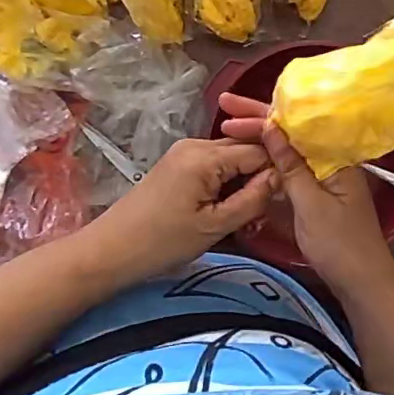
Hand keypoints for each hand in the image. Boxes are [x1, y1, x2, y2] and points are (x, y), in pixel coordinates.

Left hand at [83, 137, 276, 280]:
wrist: (111, 250)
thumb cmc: (163, 241)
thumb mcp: (215, 226)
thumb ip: (252, 199)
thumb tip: (280, 178)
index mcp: (206, 155)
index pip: (259, 150)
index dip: (275, 173)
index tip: (282, 202)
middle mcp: (196, 144)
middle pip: (245, 151)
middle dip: (259, 179)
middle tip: (263, 215)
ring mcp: (184, 152)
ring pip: (231, 160)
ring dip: (243, 185)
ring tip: (246, 219)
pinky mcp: (178, 164)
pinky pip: (214, 167)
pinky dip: (226, 186)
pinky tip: (226, 211)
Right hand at [216, 92, 393, 286]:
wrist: (363, 283)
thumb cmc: (340, 244)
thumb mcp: (310, 203)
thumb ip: (290, 165)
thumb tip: (271, 127)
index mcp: (336, 156)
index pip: (297, 123)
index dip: (262, 113)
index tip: (232, 106)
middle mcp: (331, 159)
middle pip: (292, 131)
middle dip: (258, 120)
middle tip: (225, 106)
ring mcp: (325, 176)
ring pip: (289, 149)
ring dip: (262, 138)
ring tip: (230, 126)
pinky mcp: (319, 192)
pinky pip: (292, 168)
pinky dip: (271, 161)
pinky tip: (251, 157)